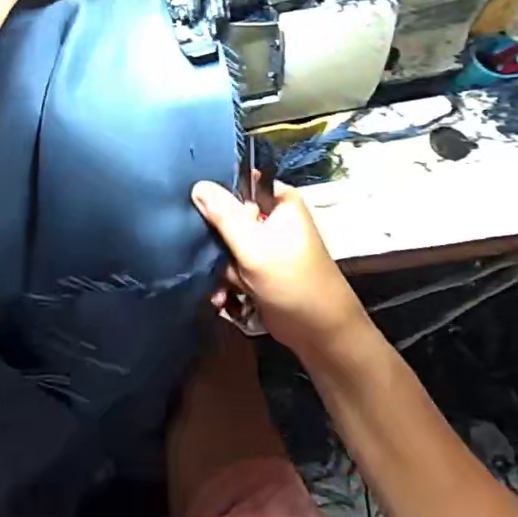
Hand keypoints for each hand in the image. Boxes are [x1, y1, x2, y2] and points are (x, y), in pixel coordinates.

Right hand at [191, 179, 375, 365]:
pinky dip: (226, 282)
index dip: (216, 198)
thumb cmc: (291, 282)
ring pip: (224, 245)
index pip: (237, 184)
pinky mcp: (257, 269)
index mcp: (278, 201)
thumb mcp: (254, 245)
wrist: (319, 332)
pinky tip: (224, 298)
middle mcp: (270, 218)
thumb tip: (198, 184)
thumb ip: (224, 214)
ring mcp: (263, 245)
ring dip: (221, 269)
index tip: (200, 216)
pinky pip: (230, 266)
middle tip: (219, 260)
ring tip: (227, 287)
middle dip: (218, 243)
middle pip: (226, 217)